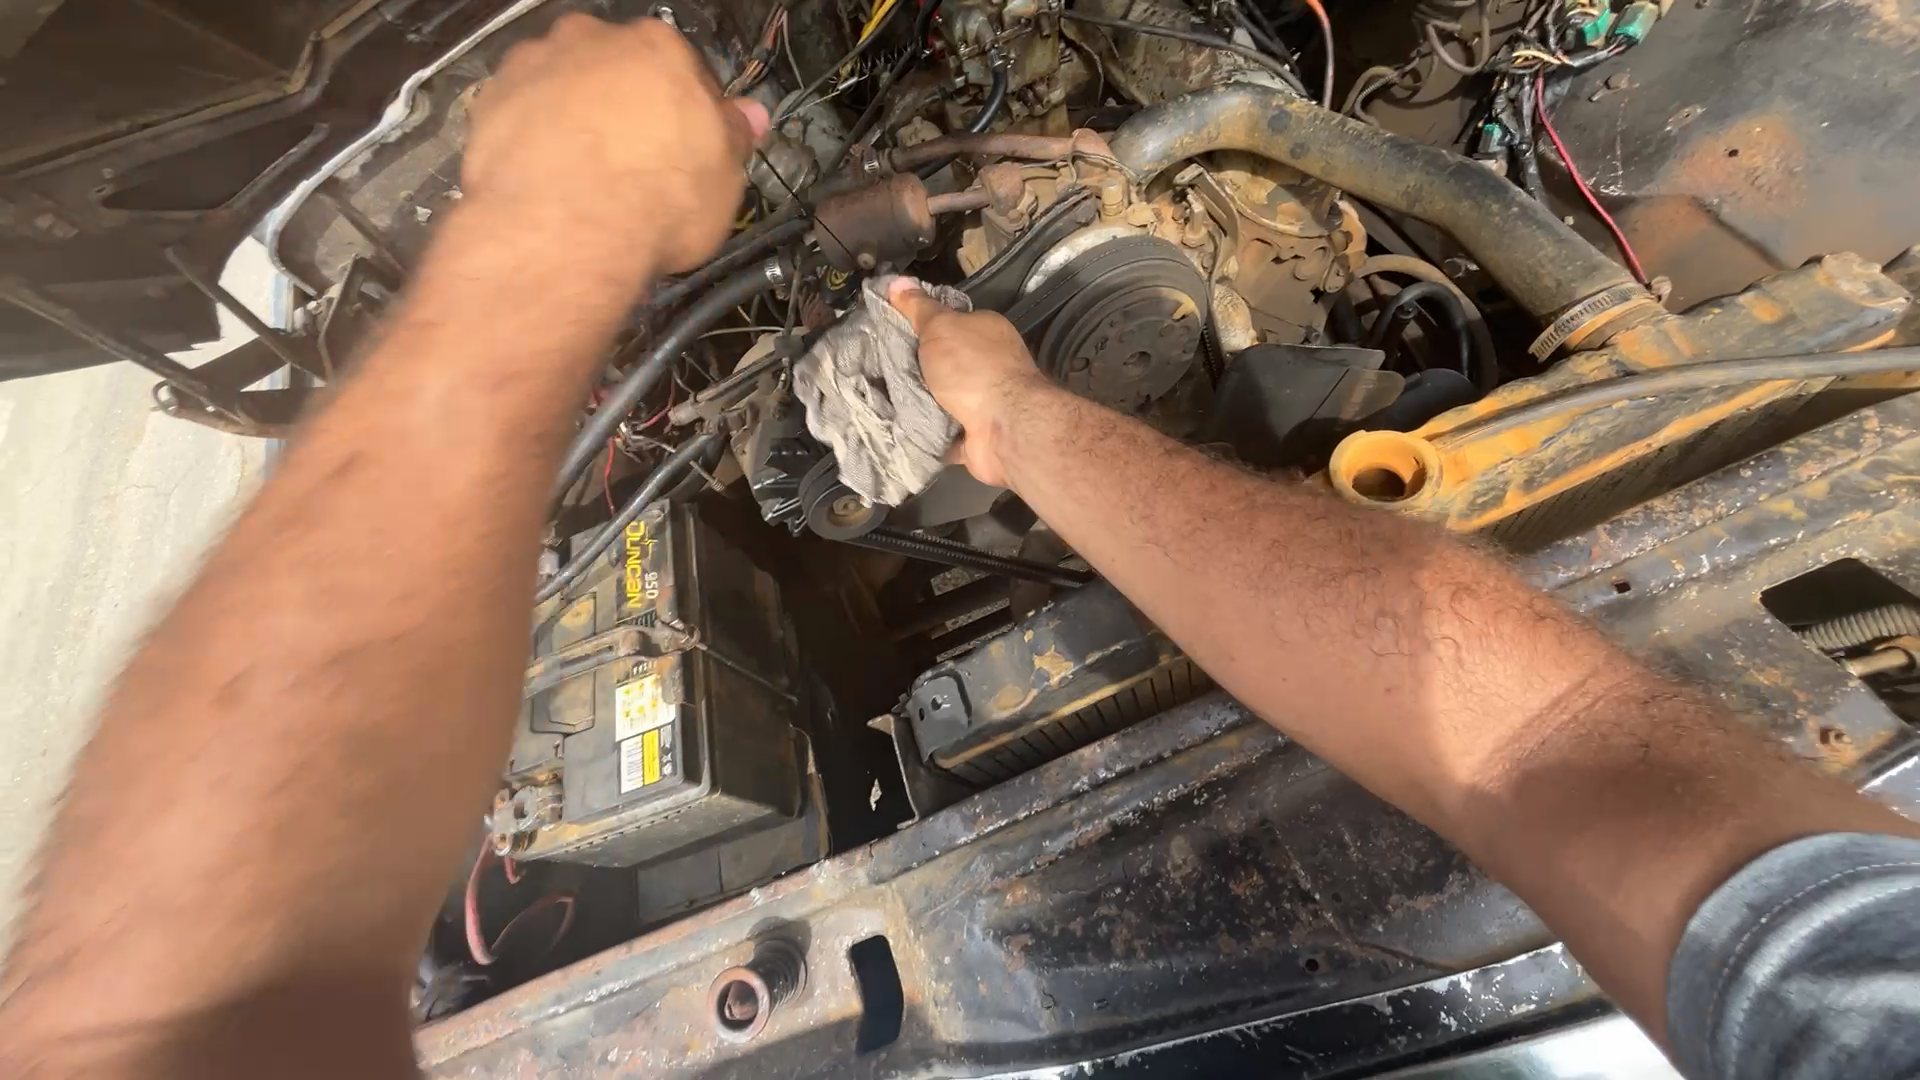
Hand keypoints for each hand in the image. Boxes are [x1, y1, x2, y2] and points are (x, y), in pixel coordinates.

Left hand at [461, 14, 768, 277]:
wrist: (570, 228)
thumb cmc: (657, 201)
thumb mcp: (725, 180)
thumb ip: (734, 138)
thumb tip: (749, 116)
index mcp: (661, 50)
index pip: (688, 73)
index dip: (694, 117)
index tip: (696, 150)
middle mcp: (595, 41)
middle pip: (623, 73)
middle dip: (634, 111)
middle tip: (647, 168)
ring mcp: (538, 66)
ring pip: (571, 90)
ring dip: (585, 123)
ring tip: (599, 184)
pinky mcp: (494, 101)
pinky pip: (528, 117)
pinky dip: (543, 143)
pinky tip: (561, 186)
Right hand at [889, 279, 1052, 487]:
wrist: (1004, 428)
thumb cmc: (975, 369)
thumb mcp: (940, 327)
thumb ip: (919, 307)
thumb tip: (898, 281)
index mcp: (985, 332)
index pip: (949, 323)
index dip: (919, 327)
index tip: (888, 332)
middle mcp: (987, 365)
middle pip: (941, 363)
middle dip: (913, 369)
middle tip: (878, 368)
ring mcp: (982, 402)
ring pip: (939, 399)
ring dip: (916, 402)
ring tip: (880, 397)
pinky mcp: (973, 434)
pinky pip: (940, 430)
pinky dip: (923, 430)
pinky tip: (897, 426)